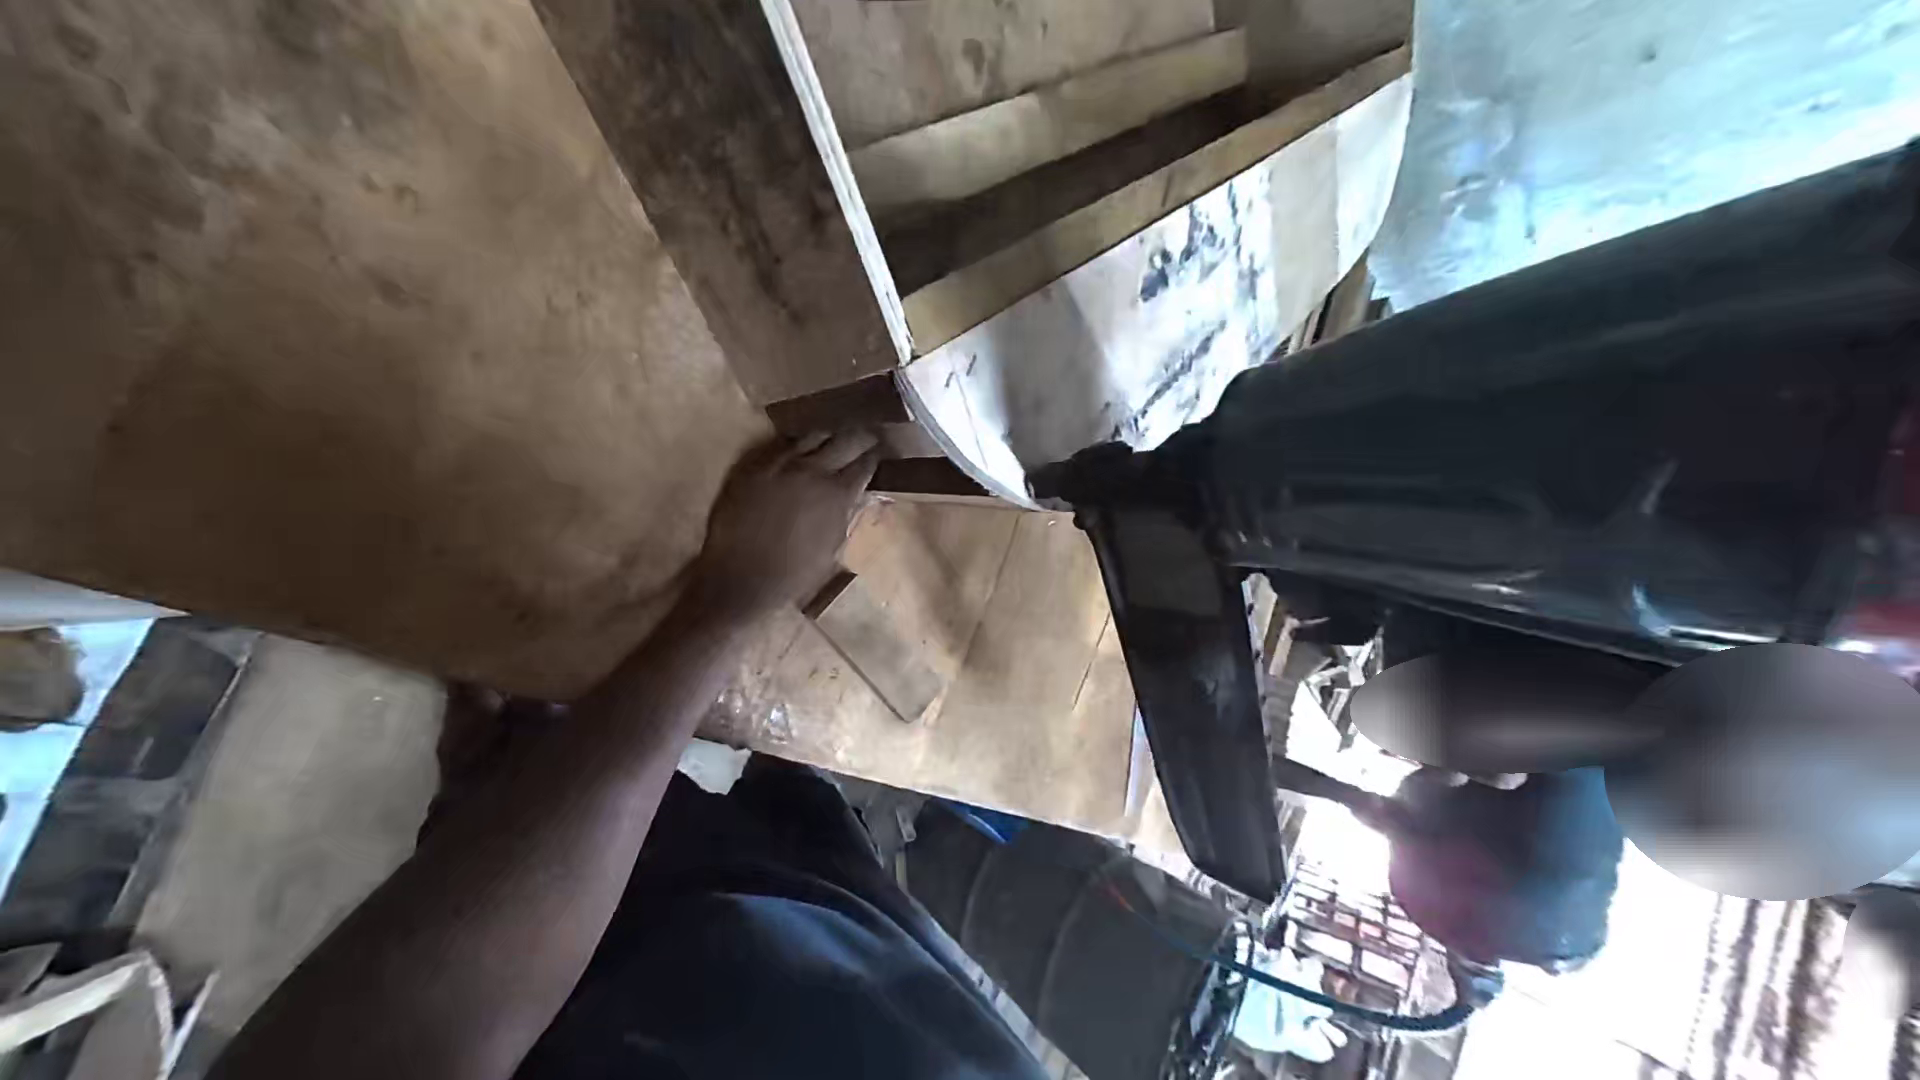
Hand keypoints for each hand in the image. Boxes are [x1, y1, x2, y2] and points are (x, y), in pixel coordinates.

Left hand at [687, 430, 880, 619]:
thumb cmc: (794, 574)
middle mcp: (815, 471)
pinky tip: (802, 446)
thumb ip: (845, 515)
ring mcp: (783, 465)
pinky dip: (799, 443)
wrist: (742, 577)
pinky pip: (783, 445)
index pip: (865, 465)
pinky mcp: (757, 466)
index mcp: (839, 494)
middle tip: (868, 435)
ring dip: (830, 435)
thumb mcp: (833, 547)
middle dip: (861, 437)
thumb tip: (855, 496)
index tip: (879, 454)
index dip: (875, 458)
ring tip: (836, 436)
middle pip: (847, 440)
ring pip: (815, 435)